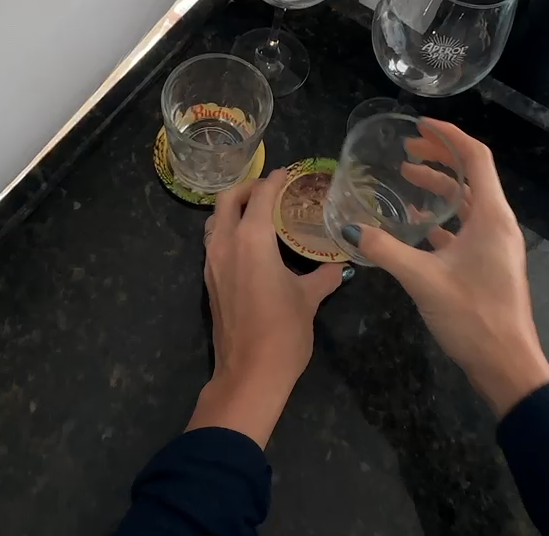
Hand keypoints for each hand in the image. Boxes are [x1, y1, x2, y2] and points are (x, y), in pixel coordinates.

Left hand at [187, 169, 345, 446]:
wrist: (248, 376)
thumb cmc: (282, 332)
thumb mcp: (309, 299)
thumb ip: (324, 275)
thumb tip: (339, 265)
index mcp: (251, 239)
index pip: (261, 195)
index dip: (275, 180)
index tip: (288, 173)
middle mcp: (225, 242)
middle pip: (228, 198)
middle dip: (248, 187)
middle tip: (271, 188)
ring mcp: (212, 261)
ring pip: (215, 218)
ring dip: (234, 207)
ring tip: (259, 211)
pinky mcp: (209, 279)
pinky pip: (214, 239)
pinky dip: (228, 228)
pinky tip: (250, 241)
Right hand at [341, 119, 548, 415]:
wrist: (508, 367)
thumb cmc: (473, 316)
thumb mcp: (422, 279)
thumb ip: (386, 250)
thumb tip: (351, 228)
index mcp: (491, 216)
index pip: (476, 157)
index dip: (449, 135)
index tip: (419, 125)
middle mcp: (498, 223)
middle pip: (471, 174)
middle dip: (440, 156)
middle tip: (407, 148)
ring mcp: (496, 244)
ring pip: (467, 201)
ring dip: (439, 186)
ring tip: (406, 178)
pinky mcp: (490, 263)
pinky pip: (466, 226)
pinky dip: (442, 216)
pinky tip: (417, 223)